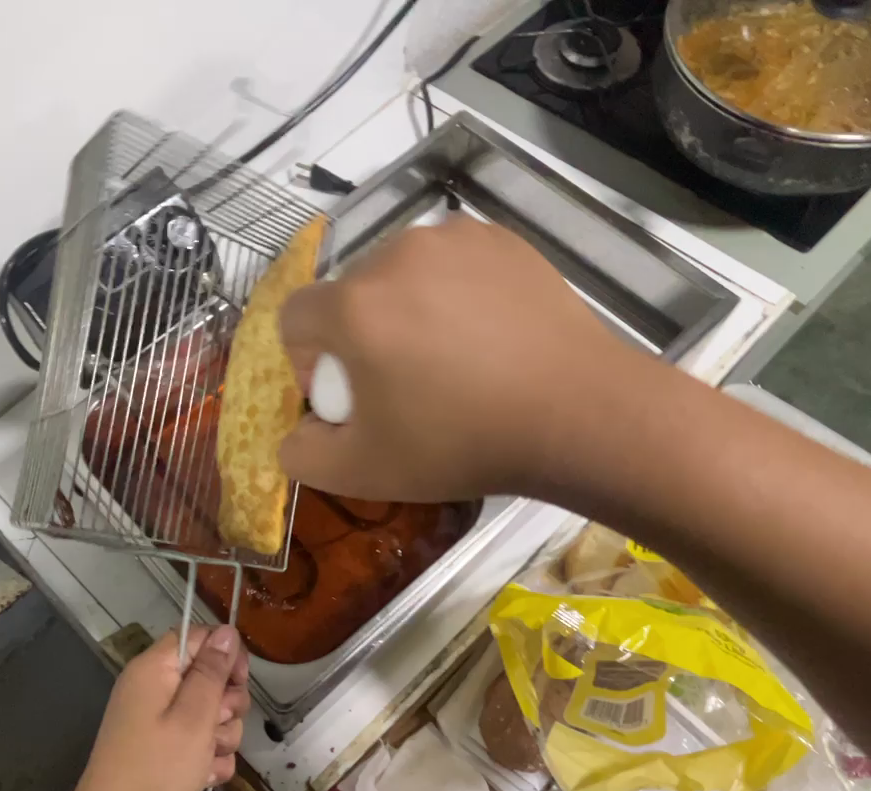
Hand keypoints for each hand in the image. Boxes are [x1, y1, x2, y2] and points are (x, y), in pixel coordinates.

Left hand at [64, 625, 248, 790]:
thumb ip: (212, 672)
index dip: (225, 654)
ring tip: (206, 761)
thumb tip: (227, 631)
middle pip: (208, 677)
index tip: (240, 682)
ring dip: (219, 737)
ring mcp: (157, 720)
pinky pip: (198, 741)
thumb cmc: (155, 769)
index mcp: (155, 669)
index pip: (198, 637)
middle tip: (215, 729)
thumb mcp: (193, 717)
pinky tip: (203, 777)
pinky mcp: (161, 747)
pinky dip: (206, 758)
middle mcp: (154, 688)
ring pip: (209, 713)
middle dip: (225, 705)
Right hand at [277, 217, 661, 502]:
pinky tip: (483, 334)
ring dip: (402, 311)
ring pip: (397, 275)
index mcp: (353, 307)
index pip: (293, 318)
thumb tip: (294, 432)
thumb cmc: (461, 444)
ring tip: (448, 358)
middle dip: (357, 338)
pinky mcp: (499, 238)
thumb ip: (301, 455)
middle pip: (346, 295)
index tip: (347, 395)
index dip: (307, 361)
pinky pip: (448, 263)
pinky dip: (449, 293)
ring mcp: (452, 239)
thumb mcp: (363, 472)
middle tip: (401, 385)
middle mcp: (394, 255)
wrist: (577, 414)